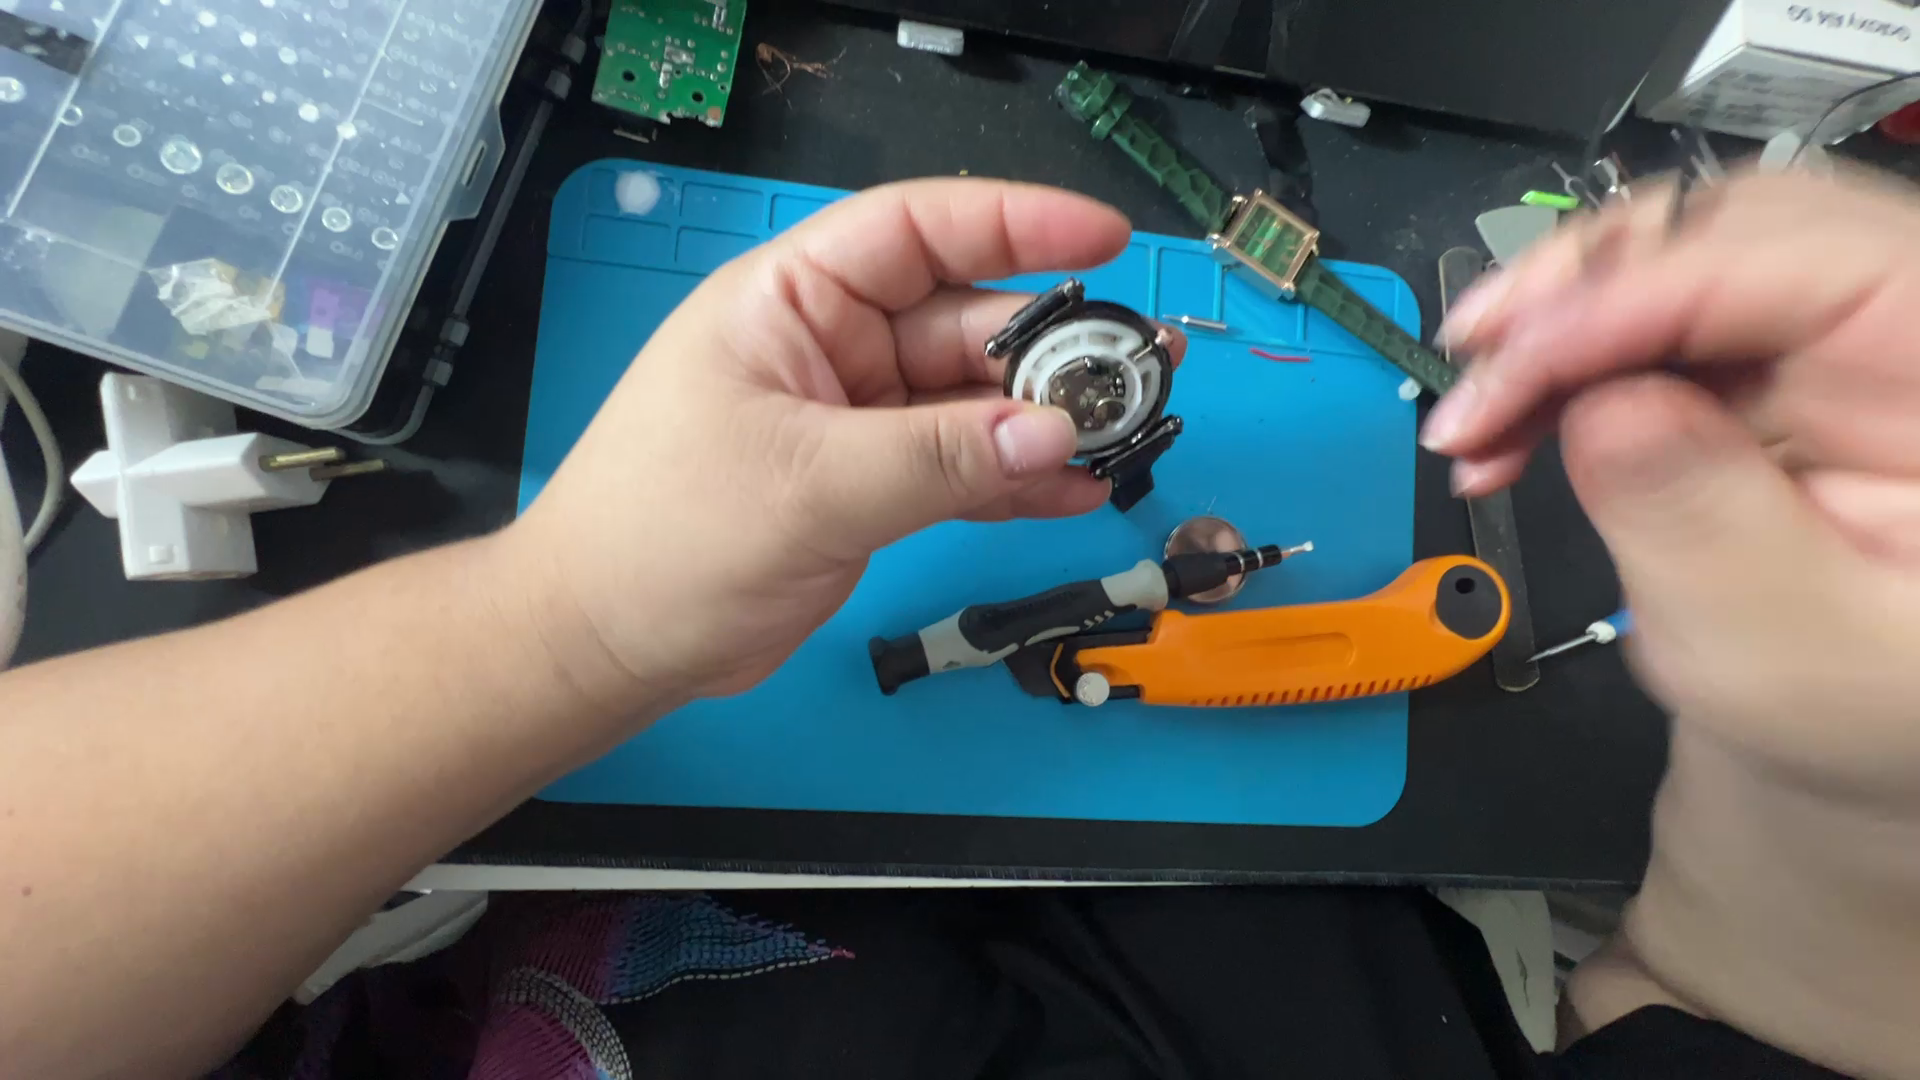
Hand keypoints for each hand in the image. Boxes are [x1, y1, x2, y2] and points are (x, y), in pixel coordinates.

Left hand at [498, 179, 1175, 710]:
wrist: (618, 639)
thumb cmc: (675, 537)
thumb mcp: (809, 484)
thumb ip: (936, 457)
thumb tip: (1055, 433)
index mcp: (797, 302)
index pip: (917, 233)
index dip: (1016, 223)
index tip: (1104, 240)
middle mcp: (837, 350)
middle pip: (965, 327)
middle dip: (1051, 350)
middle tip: (1139, 374)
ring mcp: (862, 422)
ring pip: (973, 406)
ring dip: (1045, 423)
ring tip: (1127, 434)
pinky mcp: (876, 487)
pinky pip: (962, 470)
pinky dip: (1015, 483)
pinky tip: (1073, 494)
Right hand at [1420, 168, 1919, 800]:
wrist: (1844, 710)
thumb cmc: (1837, 696)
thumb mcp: (1770, 632)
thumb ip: (1693, 512)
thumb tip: (1601, 405)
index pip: (1799, 265)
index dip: (1623, 299)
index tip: (1493, 376)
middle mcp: (1912, 327)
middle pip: (1729, 228)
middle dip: (1568, 292)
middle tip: (1465, 368)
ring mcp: (1833, 337)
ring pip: (1665, 264)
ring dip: (1540, 335)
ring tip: (1468, 426)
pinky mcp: (1759, 362)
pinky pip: (1629, 325)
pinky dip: (1544, 370)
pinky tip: (1498, 431)